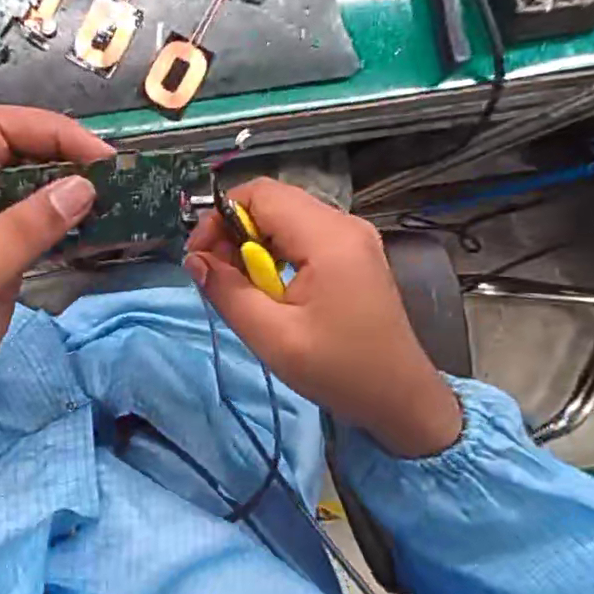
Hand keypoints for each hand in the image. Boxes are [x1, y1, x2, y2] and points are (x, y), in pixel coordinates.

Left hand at [0, 107, 115, 420]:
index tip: (97, 155)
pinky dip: (64, 218)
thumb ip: (22, 229)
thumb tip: (83, 186)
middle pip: (15, 149)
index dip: (49, 131)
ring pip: (28, 182)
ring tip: (114, 195)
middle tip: (114, 176)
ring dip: (69, 186)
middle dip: (65, 155)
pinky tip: (96, 223)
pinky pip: (33, 218)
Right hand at [184, 178, 462, 457]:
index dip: (220, 217)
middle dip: (231, 231)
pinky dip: (271, 252)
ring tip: (238, 284)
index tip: (200, 257)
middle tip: (215, 274)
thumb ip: (227, 292)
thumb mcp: (271, 336)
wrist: (400, 399)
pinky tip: (266, 286)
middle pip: (271, 201)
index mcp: (328, 238)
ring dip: (250, 243)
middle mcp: (343, 225)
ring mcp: (350, 238)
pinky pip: (298, 235)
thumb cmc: (338, 369)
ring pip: (282, 217)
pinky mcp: (350, 253)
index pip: (260, 194)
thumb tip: (193, 260)